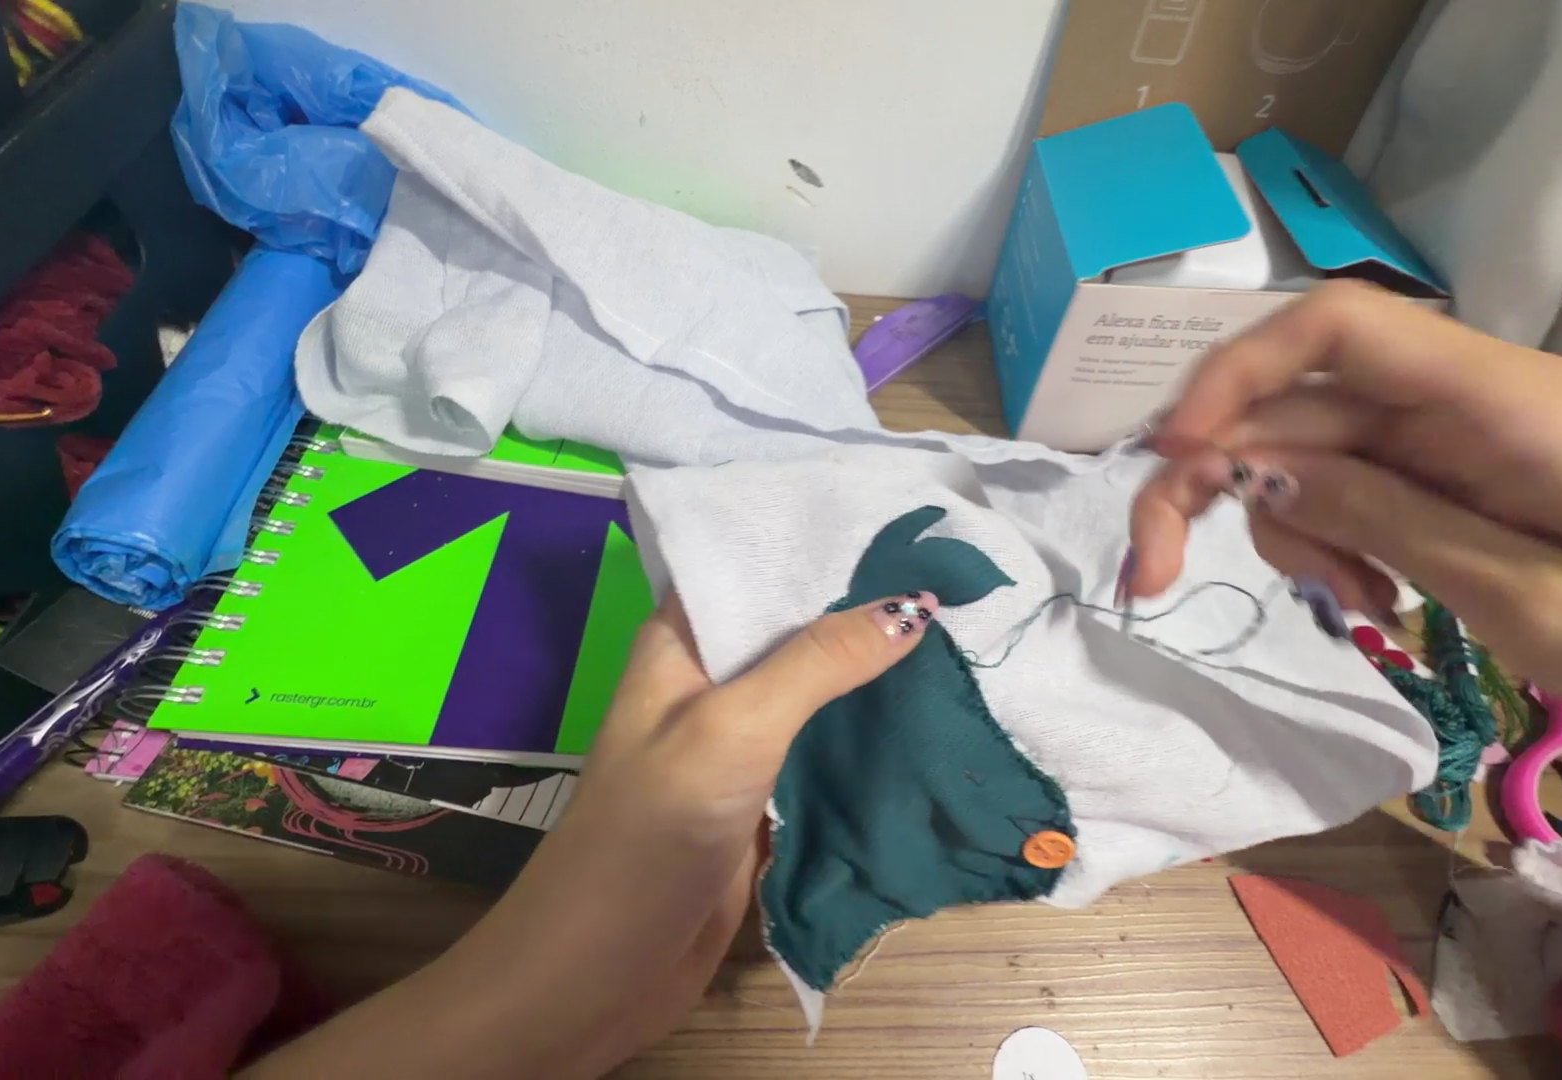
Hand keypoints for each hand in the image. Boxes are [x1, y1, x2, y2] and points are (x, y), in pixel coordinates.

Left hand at [244, 591, 932, 1079]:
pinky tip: (927, 701)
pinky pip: (823, 737)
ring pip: (813, 681)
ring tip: (953, 622)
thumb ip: (817, 662)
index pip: (750, 561)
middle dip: (857, 599)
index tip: (892, 517)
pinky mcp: (765, 786)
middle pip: (790, 621)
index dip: (813, 537)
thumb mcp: (735, 725)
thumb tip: (911, 608)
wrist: (607, 968)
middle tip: (945, 568)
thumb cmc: (654, 828)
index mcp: (682, 638)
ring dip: (869, 661)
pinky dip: (867, 720)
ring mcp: (740, 734)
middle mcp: (710, 676)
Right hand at [1128, 282, 1561, 743]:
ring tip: (1349, 601)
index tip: (1175, 456)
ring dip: (1282, 529)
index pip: (1336, 327)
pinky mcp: (1446, 475)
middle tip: (1157, 571)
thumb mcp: (1535, 599)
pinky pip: (1343, 491)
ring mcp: (1449, 438)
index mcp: (1500, 400)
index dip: (1232, 372)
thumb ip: (1386, 521)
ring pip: (1300, 455)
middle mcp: (1458, 400)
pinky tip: (1372, 595)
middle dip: (1209, 483)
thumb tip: (1256, 475)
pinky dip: (1326, 544)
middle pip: (1289, 405)